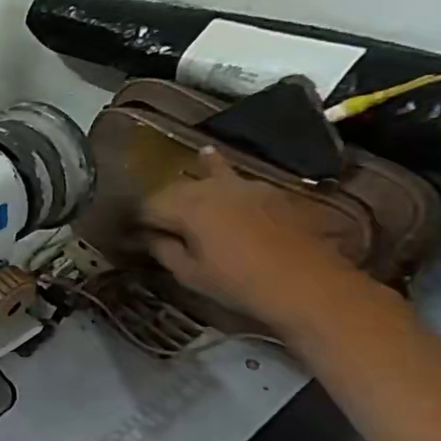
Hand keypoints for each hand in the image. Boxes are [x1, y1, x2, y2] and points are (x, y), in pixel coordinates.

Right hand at [138, 148, 384, 333]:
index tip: (133, 234)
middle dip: (165, 200)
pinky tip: (233, 179)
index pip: (150, 205)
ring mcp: (245, 185)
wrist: (307, 283)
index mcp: (187, 205)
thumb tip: (152, 237)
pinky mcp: (271, 192)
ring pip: (213, 173)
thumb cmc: (240, 283)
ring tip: (201, 156)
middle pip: (178, 187)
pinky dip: (229, 177)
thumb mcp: (192, 275)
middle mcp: (213, 186)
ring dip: (201, 173)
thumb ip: (165, 251)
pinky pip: (239, 181)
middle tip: (160, 218)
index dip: (138, 220)